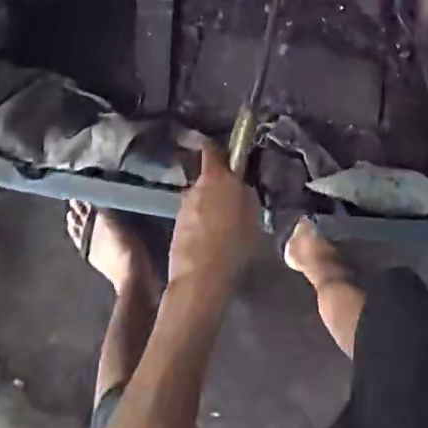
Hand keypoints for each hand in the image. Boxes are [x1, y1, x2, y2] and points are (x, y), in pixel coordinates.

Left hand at [166, 140, 260, 307]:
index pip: (212, 150)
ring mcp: (182, 209)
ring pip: (199, 199)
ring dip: (209, 205)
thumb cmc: (234, 240)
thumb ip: (244, 191)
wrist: (201, 278)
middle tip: (233, 196)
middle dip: (218, 184)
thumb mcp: (252, 211)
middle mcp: (195, 188)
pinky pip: (193, 218)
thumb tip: (240, 182)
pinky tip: (212, 237)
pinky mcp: (176, 230)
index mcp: (215, 177)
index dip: (220, 150)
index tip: (230, 154)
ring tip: (223, 221)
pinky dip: (201, 222)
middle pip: (206, 178)